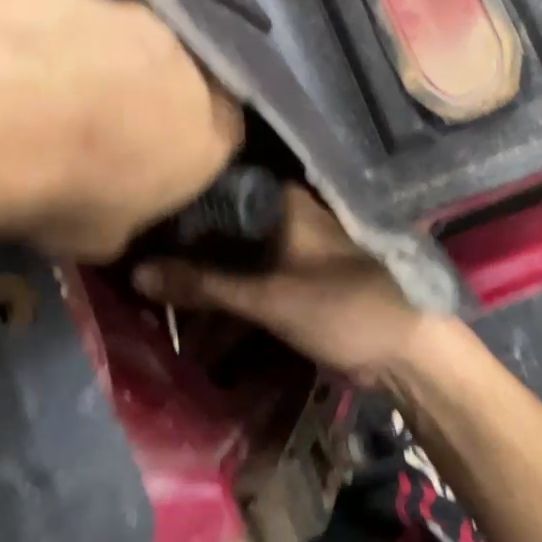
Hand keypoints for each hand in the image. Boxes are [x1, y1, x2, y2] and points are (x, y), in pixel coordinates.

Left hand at [0, 0, 242, 262]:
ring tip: (39, 92)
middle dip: (143, 98)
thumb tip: (105, 215)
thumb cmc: (64, 186)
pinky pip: (72, 19)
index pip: (222, 136)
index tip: (153, 163)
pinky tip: (5, 63)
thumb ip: (119, 217)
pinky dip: (50, 38)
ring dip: (95, 63)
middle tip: (92, 127)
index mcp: (205, 134)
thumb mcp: (96, 237)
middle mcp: (182, 64)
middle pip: (175, 79)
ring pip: (124, 42)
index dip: (188, 148)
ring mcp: (129, 16)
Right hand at [131, 186, 434, 380]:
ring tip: (153, 292)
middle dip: (183, 247)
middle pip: (220, 225)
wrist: (407, 352)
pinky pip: (248, 278)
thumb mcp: (267, 297)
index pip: (215, 189)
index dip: (175, 206)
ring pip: (232, 253)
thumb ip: (203, 284)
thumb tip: (137, 272)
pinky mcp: (297, 279)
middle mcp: (285, 215)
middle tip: (134, 263)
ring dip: (200, 275)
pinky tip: (192, 312)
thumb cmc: (342, 308)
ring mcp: (291, 248)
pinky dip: (223, 293)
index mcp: (284, 201)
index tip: (135, 222)